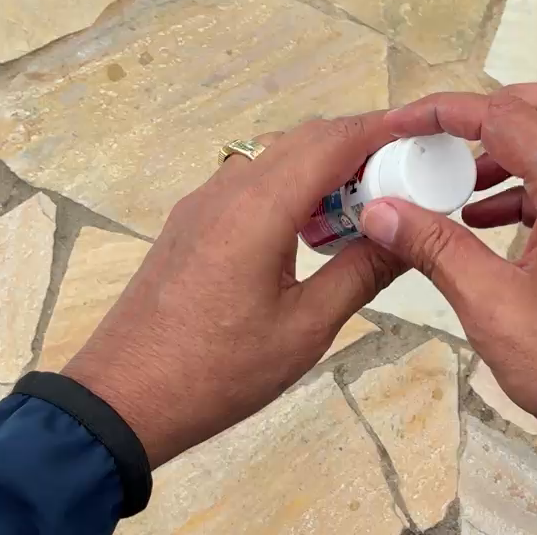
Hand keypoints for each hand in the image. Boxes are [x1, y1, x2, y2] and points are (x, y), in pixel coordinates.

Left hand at [62, 113, 403, 464]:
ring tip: (360, 203)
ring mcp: (206, 199)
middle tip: (401, 174)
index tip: (421, 135)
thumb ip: (363, 271)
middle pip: (308, 136)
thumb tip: (411, 233)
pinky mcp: (193, 218)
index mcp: (260, 208)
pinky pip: (255, 174)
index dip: (382, 130)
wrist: (114, 406)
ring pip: (279, 151)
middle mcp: (231, 188)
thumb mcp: (305, 328)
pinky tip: (309, 225)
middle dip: (360, 143)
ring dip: (326, 161)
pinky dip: (295, 179)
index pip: (334, 140)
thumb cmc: (217, 370)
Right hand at [364, 86, 536, 504]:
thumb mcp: (493, 307)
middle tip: (460, 135)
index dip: (453, 111)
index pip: (513, 119)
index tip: (412, 120)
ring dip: (527, 149)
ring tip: (469, 186)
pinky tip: (499, 221)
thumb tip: (384, 213)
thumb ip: (436, 248)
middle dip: (509, 109)